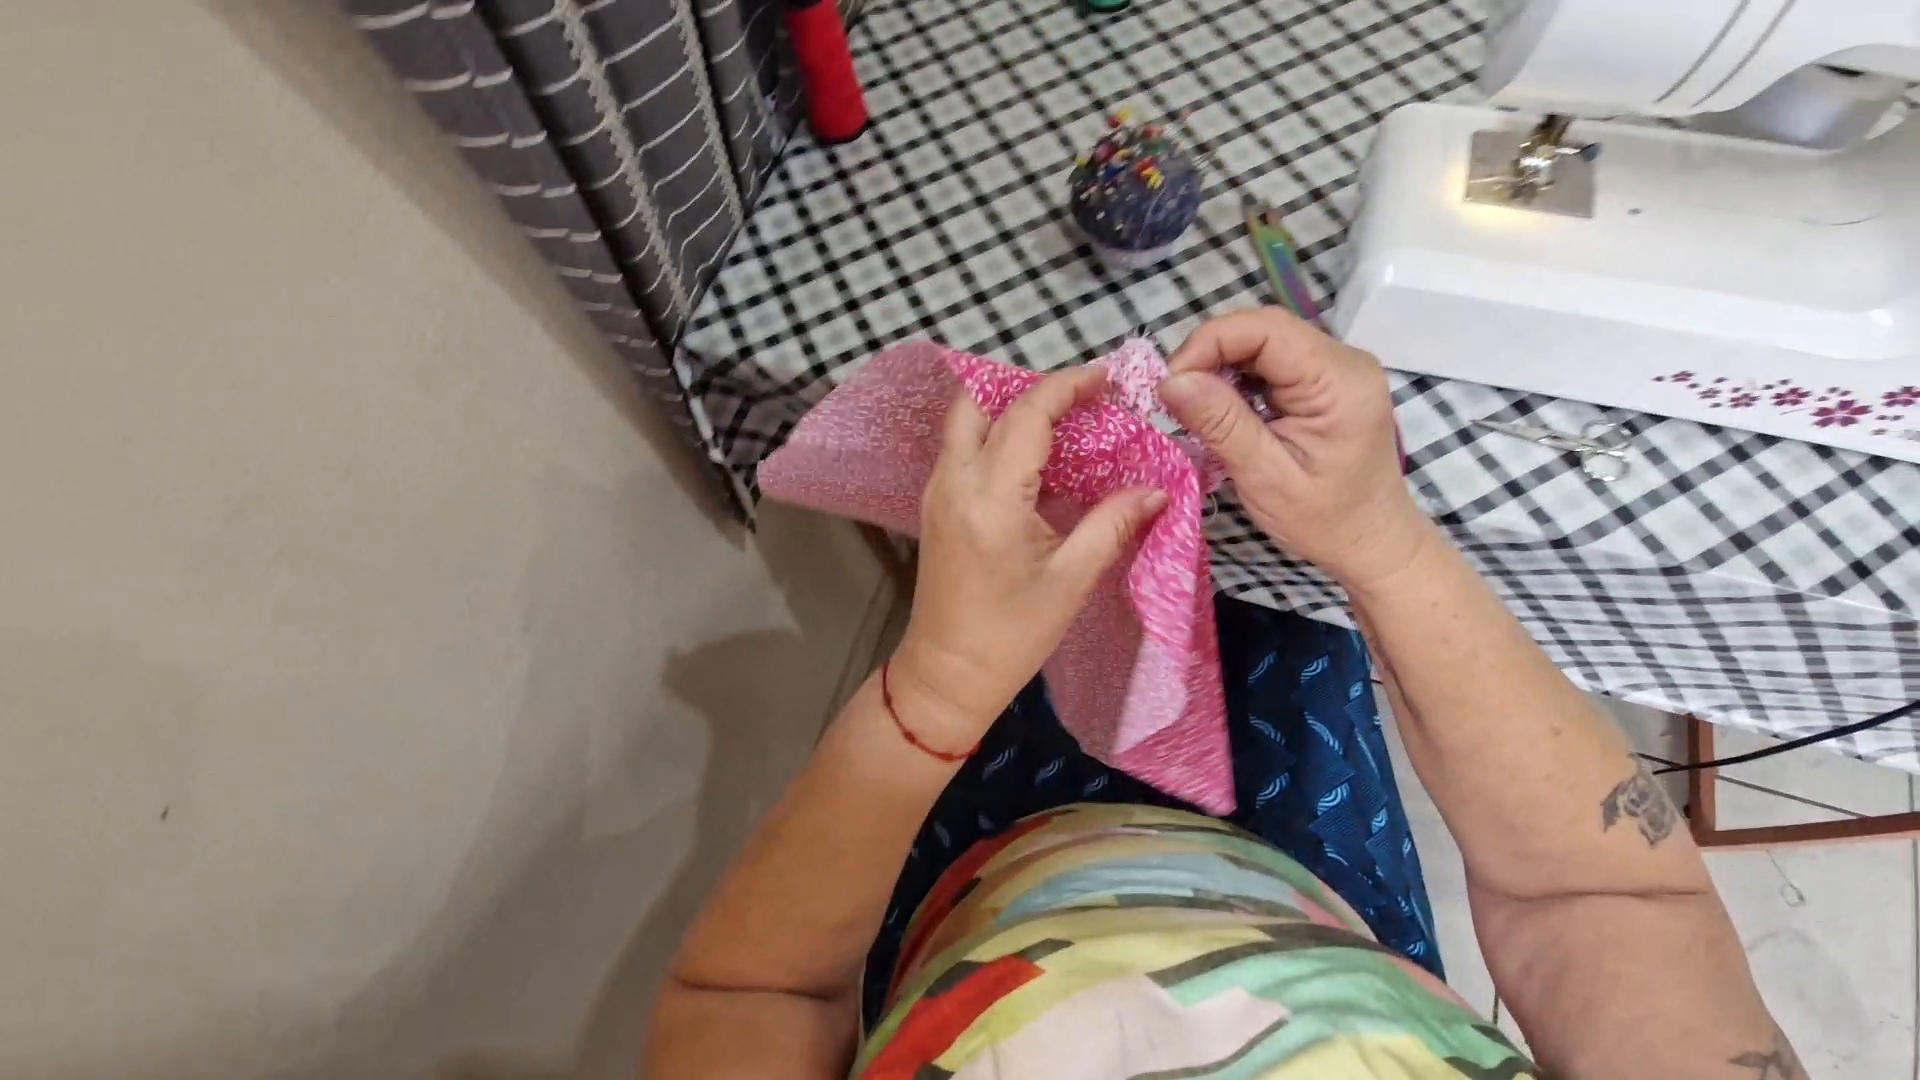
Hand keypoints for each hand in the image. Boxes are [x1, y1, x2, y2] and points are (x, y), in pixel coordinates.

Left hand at [891, 367, 1168, 748]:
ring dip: (1009, 408)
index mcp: (990, 496)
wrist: (948, 673)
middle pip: (980, 401)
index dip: (1067, 387)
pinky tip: (1037, 459)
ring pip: (966, 421)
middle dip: (1029, 388)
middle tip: (1080, 400)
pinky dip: (996, 436)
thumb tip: (1157, 491)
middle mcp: (954, 480)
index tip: (1107, 380)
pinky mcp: (935, 505)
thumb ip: (1112, 524)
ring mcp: (937, 491)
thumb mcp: (1070, 579)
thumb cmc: (1011, 634)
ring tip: (1065, 422)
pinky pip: (963, 449)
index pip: (1026, 414)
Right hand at [1157, 307, 1433, 589]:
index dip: (1209, 344)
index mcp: (1339, 380)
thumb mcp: (1265, 478)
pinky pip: (1269, 361)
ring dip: (1219, 365)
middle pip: (1262, 328)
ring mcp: (1334, 367)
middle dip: (1209, 353)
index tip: (1171, 385)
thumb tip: (1171, 381)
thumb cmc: (1324, 520)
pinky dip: (1235, 377)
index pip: (1264, 329)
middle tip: (1174, 396)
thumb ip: (1222, 424)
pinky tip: (1220, 407)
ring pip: (1262, 341)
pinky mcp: (1322, 380)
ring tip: (1192, 404)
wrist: (1371, 541)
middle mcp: (1343, 360)